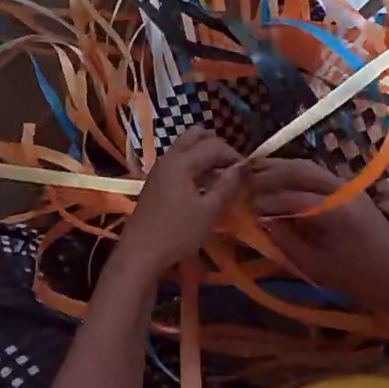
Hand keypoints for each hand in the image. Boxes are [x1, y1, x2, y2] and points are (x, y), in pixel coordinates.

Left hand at [113, 128, 248, 276]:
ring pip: (185, 146)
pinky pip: (178, 160)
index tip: (248, 172)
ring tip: (220, 176)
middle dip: (217, 146)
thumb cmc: (178, 232)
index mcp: (182, 161)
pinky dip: (193, 163)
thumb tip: (245, 165)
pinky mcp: (155, 180)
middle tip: (232, 167)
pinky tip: (203, 185)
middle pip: (196, 136)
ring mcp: (159, 167)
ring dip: (204, 154)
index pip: (215, 145)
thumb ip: (228, 185)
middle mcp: (169, 157)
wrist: (140, 251)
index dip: (235, 156)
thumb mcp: (209, 211)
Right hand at [248, 158, 388, 301]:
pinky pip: (316, 173)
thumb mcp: (315, 266)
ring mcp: (348, 186)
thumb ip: (287, 241)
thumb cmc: (356, 278)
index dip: (267, 201)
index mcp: (337, 212)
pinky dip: (294, 172)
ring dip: (280, 167)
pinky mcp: (349, 189)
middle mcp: (343, 191)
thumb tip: (264, 219)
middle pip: (300, 170)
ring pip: (308, 166)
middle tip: (244, 177)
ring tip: (255, 171)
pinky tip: (277, 178)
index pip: (294, 198)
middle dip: (270, 172)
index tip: (247, 206)